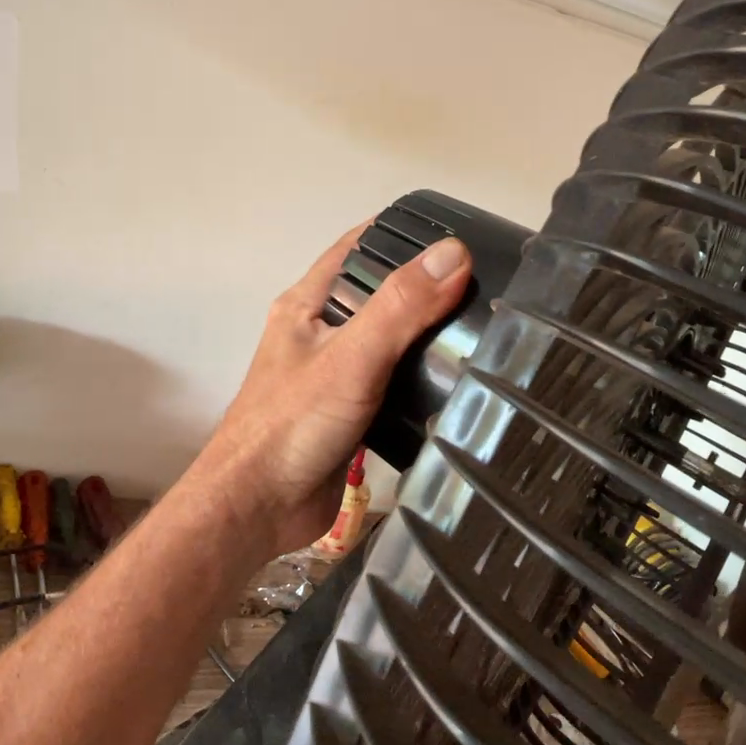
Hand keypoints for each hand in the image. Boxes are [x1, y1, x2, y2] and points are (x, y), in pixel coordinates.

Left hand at [179, 225, 471, 559]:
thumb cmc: (293, 424)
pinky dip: (423, 379)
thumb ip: (400, 307)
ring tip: (486, 330)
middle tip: (488, 286)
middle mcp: (321, 332)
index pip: (358, 247)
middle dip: (426, 287)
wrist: (257, 510)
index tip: (457, 234)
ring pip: (391, 341)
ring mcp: (336, 375)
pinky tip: (461, 383)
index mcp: (308, 303)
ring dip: (428, 336)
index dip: (402, 234)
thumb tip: (455, 253)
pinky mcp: (352, 413)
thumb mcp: (351, 357)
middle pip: (380, 294)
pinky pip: (394, 383)